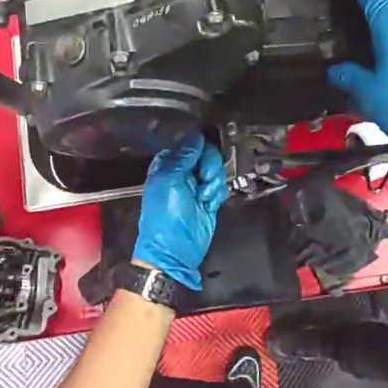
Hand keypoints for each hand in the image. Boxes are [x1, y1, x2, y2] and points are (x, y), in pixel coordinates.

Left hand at [133, 134, 227, 289]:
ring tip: (204, 196)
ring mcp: (197, 187)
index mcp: (167, 166)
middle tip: (203, 178)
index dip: (197, 146)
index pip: (187, 144)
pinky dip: (218, 192)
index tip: (201, 154)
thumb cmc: (166, 216)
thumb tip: (195, 135)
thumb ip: (183, 156)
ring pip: (216, 169)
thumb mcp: (169, 181)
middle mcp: (183, 173)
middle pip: (206, 154)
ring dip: (213, 181)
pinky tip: (210, 203)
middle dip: (209, 165)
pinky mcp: (210, 200)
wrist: (175, 251)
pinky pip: (221, 185)